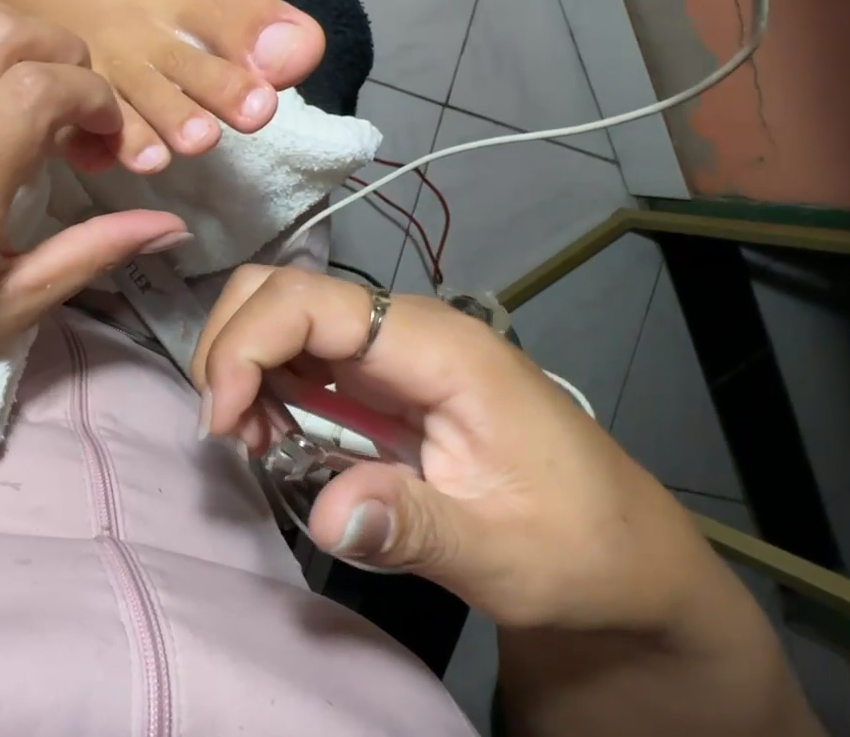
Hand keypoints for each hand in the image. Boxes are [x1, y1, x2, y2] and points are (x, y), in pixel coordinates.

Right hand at [193, 266, 724, 633]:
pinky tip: (272, 434)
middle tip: (228, 429)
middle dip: (229, 347)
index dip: (245, 346)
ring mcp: (388, 347)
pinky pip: (293, 351)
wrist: (625, 557)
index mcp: (442, 349)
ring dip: (240, 367)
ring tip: (251, 440)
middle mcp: (405, 329)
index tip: (224, 424)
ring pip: (276, 312)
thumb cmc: (581, 552)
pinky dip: (260, 383)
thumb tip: (324, 515)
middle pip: (278, 289)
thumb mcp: (509, 559)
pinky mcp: (375, 372)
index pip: (308, 302)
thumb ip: (417, 529)